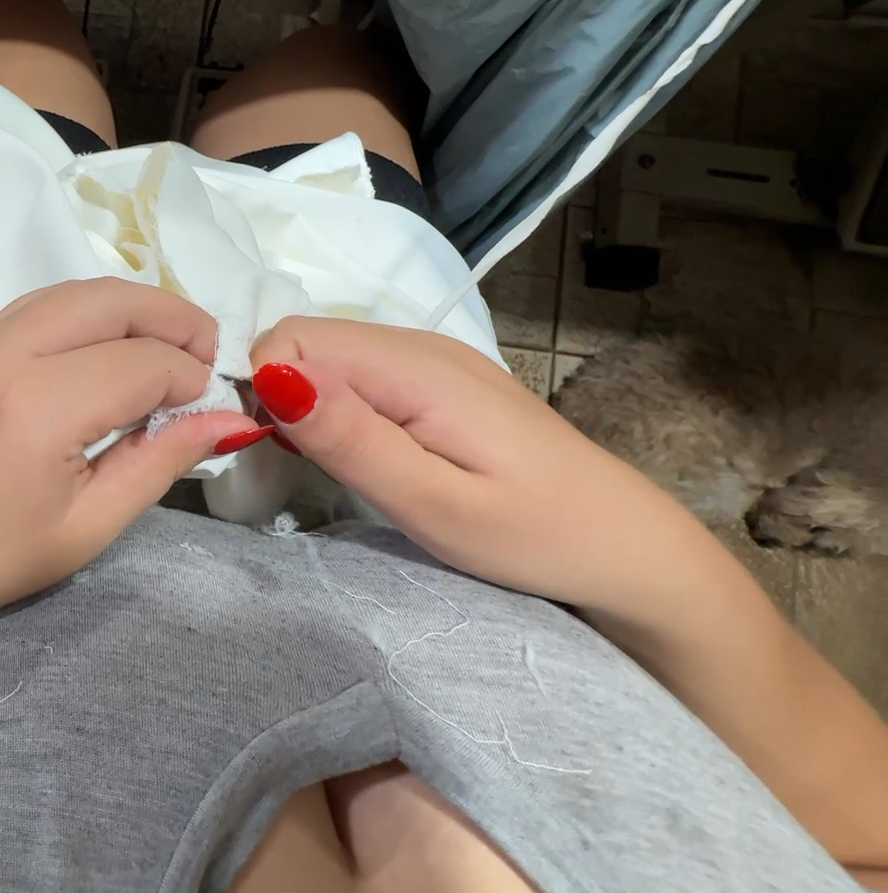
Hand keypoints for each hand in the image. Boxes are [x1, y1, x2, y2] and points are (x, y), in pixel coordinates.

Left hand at [0, 278, 257, 614]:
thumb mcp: (88, 525)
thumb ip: (160, 461)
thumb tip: (231, 420)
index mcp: (38, 406)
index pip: (141, 362)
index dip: (189, 380)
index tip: (208, 410)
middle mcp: (5, 355)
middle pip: (109, 301)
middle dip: (172, 318)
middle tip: (206, 357)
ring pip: (72, 293)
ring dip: (129, 308)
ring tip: (165, 348)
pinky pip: (37, 306)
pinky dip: (85, 313)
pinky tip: (105, 347)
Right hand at [248, 317, 727, 612]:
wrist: (630, 552)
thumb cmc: (534, 538)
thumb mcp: (434, 504)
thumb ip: (351, 439)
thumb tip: (272, 378)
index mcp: (417, 367)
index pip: (291, 339)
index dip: (263, 386)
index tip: (272, 447)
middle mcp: (419, 345)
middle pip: (303, 339)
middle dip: (274, 392)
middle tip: (296, 461)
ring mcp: (431, 359)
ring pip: (324, 354)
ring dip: (300, 401)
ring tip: (325, 461)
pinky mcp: (436, 380)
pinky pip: (354, 372)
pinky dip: (330, 405)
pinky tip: (356, 449)